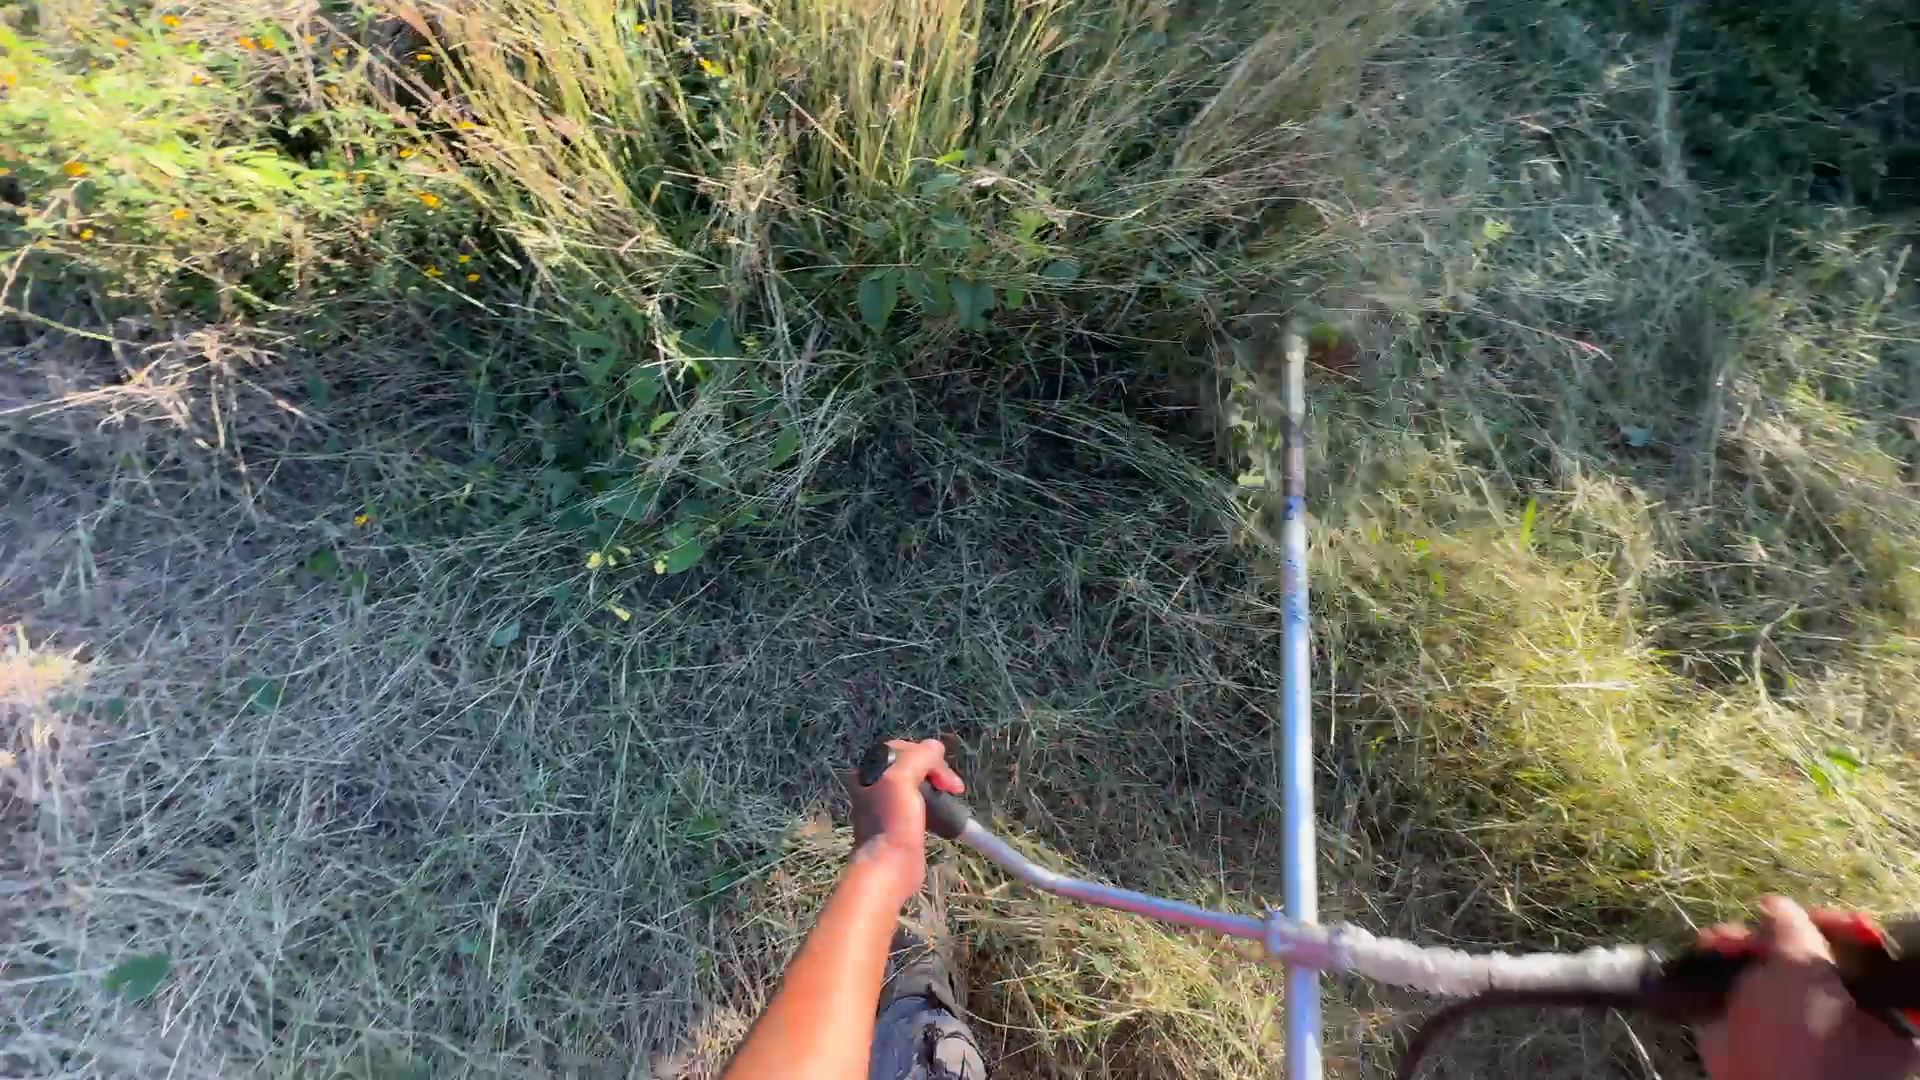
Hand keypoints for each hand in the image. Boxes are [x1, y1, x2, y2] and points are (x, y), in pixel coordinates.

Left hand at [844, 738, 965, 908]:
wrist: (889, 867)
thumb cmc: (893, 821)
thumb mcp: (902, 779)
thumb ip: (919, 756)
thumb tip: (935, 746)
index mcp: (869, 771)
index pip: (904, 748)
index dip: (927, 757)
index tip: (943, 777)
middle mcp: (874, 784)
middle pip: (912, 763)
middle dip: (935, 770)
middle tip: (954, 788)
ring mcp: (886, 803)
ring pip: (917, 782)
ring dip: (936, 785)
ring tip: (951, 796)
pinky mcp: (899, 820)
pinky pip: (919, 800)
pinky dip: (933, 801)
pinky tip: (942, 811)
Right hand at [1695, 896, 1919, 1079]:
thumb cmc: (1801, 1036)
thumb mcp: (1805, 977)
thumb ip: (1796, 933)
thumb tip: (1779, 904)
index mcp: (1882, 1009)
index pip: (1871, 955)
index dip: (1844, 929)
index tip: (1815, 916)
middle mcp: (1844, 1007)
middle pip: (1809, 949)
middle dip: (1772, 933)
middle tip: (1754, 934)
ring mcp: (1796, 1008)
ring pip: (1769, 955)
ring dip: (1740, 940)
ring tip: (1721, 943)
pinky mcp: (1756, 1010)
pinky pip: (1743, 970)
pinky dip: (1724, 955)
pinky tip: (1712, 950)